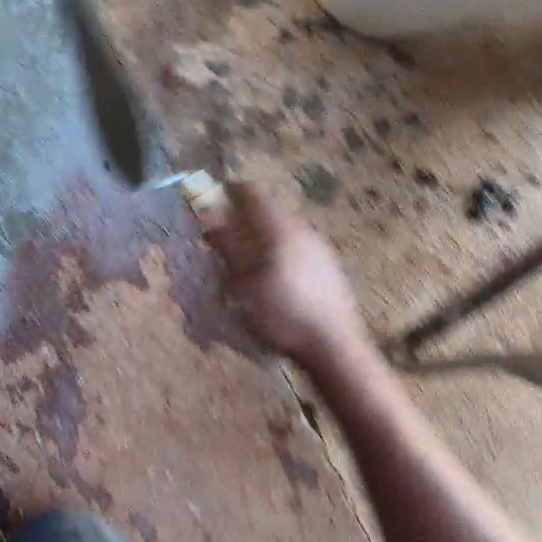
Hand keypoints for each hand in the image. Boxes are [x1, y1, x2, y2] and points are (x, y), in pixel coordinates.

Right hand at [201, 182, 368, 368]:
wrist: (335, 349)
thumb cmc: (282, 315)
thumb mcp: (243, 282)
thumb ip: (226, 244)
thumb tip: (207, 214)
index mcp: (280, 229)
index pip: (252, 192)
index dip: (228, 193)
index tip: (208, 206)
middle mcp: (302, 231)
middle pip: (266, 211)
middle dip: (240, 220)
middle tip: (219, 241)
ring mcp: (319, 249)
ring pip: (280, 230)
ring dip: (257, 238)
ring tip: (241, 265)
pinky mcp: (328, 268)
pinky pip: (295, 247)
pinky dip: (275, 253)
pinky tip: (270, 282)